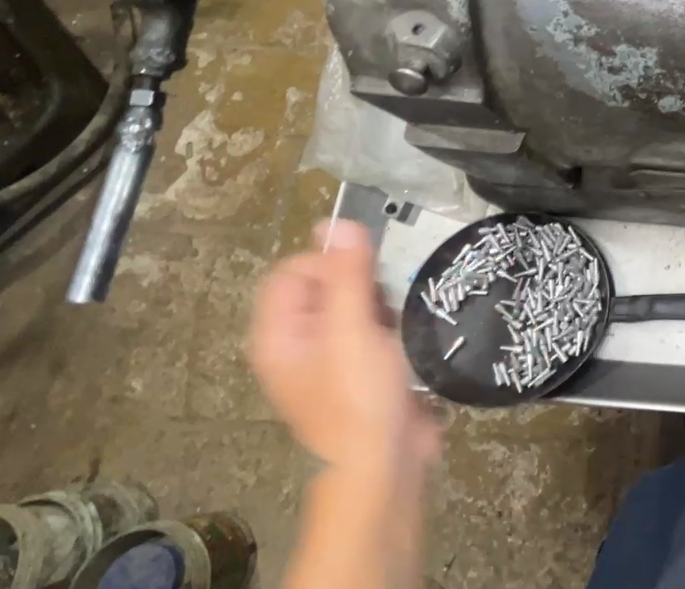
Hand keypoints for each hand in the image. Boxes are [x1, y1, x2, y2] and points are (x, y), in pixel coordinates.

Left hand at [250, 222, 440, 481]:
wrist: (384, 462)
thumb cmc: (359, 398)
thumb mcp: (352, 331)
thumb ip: (347, 275)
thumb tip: (337, 222)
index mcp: (279, 334)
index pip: (293, 270)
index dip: (329, 262)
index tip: (366, 277)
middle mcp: (298, 341)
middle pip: (325, 284)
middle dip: (361, 283)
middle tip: (383, 302)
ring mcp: (329, 355)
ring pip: (353, 302)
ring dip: (380, 301)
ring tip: (396, 321)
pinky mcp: (359, 366)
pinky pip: (371, 324)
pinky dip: (390, 321)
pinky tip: (405, 335)